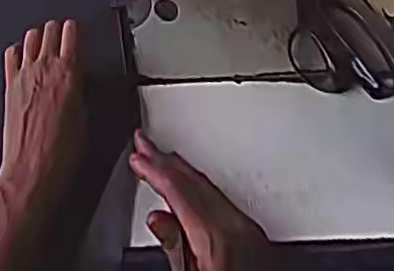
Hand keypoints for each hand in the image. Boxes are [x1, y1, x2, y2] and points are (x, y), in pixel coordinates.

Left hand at [0, 19, 83, 211]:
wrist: (32, 172)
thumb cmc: (60, 153)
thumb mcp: (85, 117)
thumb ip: (82, 89)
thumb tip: (81, 80)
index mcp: (70, 72)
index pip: (72, 30)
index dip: (75, 31)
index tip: (76, 35)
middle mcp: (46, 67)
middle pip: (51, 28)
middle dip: (58, 31)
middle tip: (62, 41)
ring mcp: (25, 73)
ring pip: (31, 35)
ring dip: (39, 39)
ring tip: (44, 49)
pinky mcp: (10, 84)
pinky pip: (11, 53)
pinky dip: (18, 52)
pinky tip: (24, 61)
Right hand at [129, 130, 275, 270]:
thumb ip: (175, 250)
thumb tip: (158, 219)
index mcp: (216, 238)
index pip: (178, 189)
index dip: (154, 168)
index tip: (137, 156)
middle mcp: (236, 228)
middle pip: (193, 181)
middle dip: (164, 159)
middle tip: (143, 144)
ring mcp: (248, 230)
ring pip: (207, 186)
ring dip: (181, 170)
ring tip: (159, 157)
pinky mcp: (256, 235)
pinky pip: (220, 198)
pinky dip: (199, 185)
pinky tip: (188, 182)